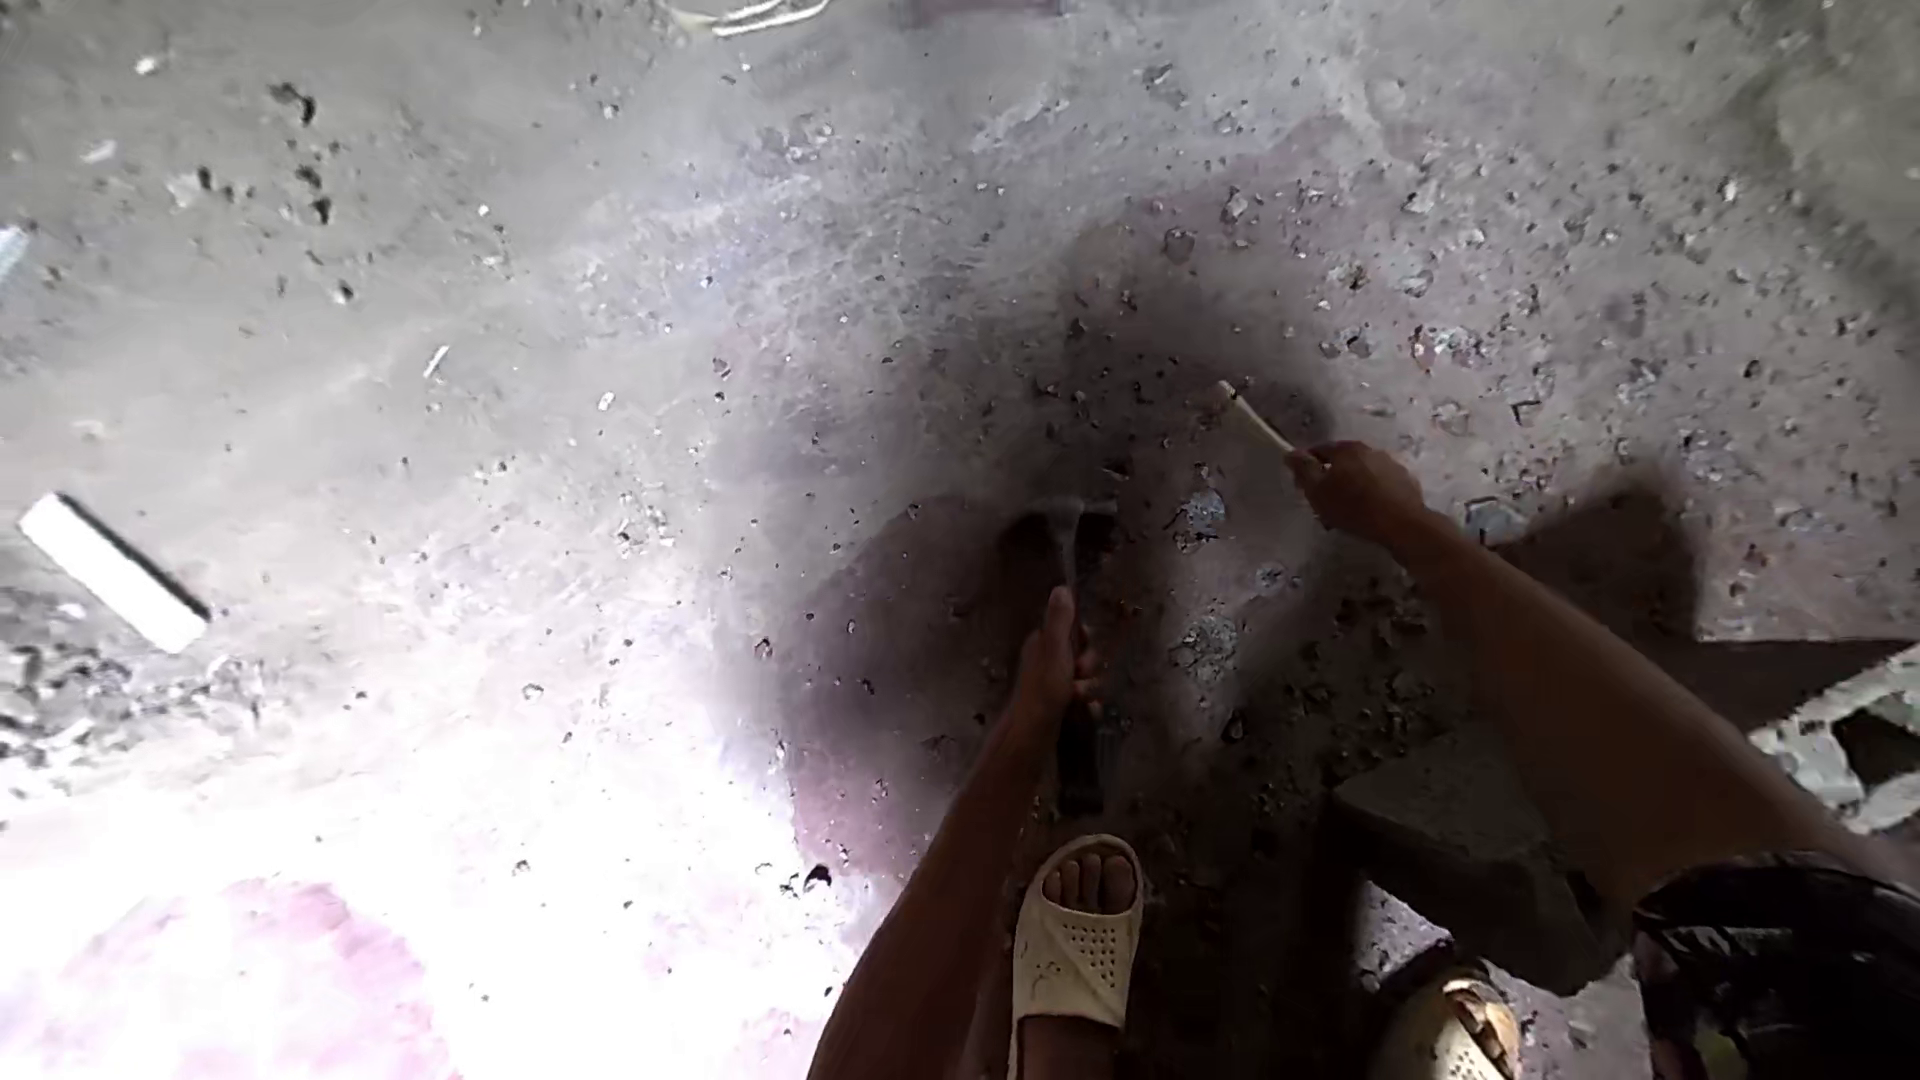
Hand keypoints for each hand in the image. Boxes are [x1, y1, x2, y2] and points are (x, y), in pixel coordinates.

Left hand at [1009, 586, 1099, 722]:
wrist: (1032, 733)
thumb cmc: (1043, 688)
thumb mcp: (1054, 648)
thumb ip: (1059, 619)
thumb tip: (1061, 587)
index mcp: (1043, 642)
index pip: (1073, 630)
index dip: (1085, 640)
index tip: (1083, 651)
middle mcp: (1046, 659)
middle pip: (1083, 654)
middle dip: (1089, 667)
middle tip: (1079, 675)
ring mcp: (1053, 682)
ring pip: (1086, 678)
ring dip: (1089, 687)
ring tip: (1077, 697)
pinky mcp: (1059, 703)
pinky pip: (1084, 698)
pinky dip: (1087, 705)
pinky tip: (1083, 711)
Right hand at [1286, 441, 1436, 550]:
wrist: (1401, 524)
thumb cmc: (1352, 506)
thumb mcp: (1316, 490)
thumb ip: (1302, 469)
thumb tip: (1291, 453)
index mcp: (1347, 449)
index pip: (1318, 450)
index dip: (1306, 465)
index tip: (1302, 484)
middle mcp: (1370, 450)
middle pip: (1342, 460)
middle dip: (1330, 476)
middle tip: (1322, 498)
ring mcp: (1391, 465)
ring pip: (1361, 472)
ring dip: (1351, 484)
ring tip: (1345, 508)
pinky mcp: (1406, 481)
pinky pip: (1379, 483)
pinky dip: (1370, 492)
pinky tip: (1367, 510)